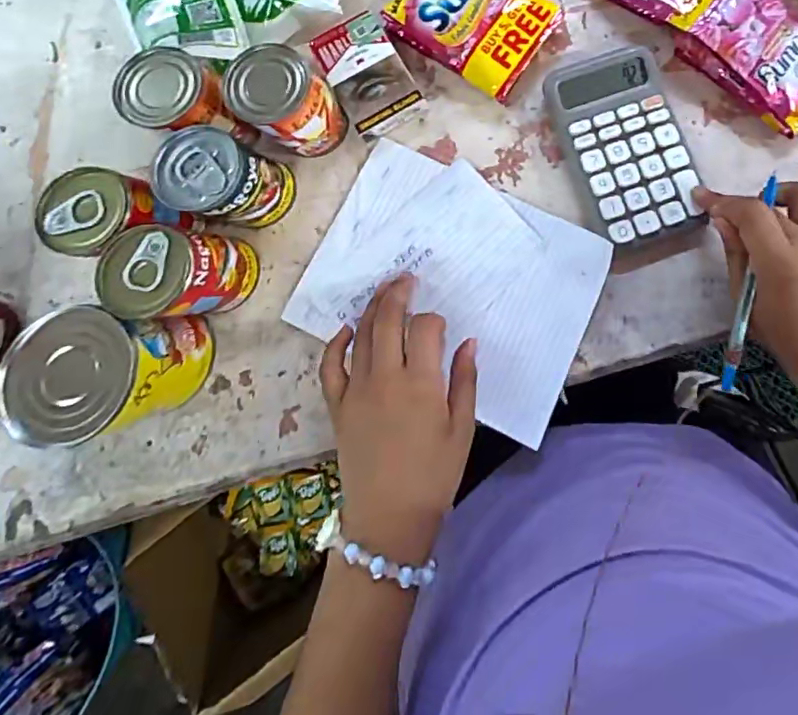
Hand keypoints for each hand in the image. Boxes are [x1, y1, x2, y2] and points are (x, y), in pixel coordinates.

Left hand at [319, 274, 476, 564]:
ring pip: (362, 335)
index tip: (441, 325)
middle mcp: (386, 378)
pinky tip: (346, 329)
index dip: (434, 319)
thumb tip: (467, 342)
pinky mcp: (338, 405)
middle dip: (398, 293)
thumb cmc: (435, 475)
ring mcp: (357, 390)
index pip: (426, 329)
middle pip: (388, 320)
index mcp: (421, 384)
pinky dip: (336, 343)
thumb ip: (464, 381)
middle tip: (406, 278)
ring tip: (384, 292)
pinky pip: (330, 366)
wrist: (389, 518)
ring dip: (372, 308)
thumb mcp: (462, 429)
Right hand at [692, 181, 797, 381]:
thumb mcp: (740, 291)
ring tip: (769, 213)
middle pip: (771, 205)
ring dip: (783, 195)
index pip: (751, 213)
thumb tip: (721, 218)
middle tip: (730, 222)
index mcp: (780, 260)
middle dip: (743, 208)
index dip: (724, 201)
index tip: (703, 199)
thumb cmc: (774, 324)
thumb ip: (733, 250)